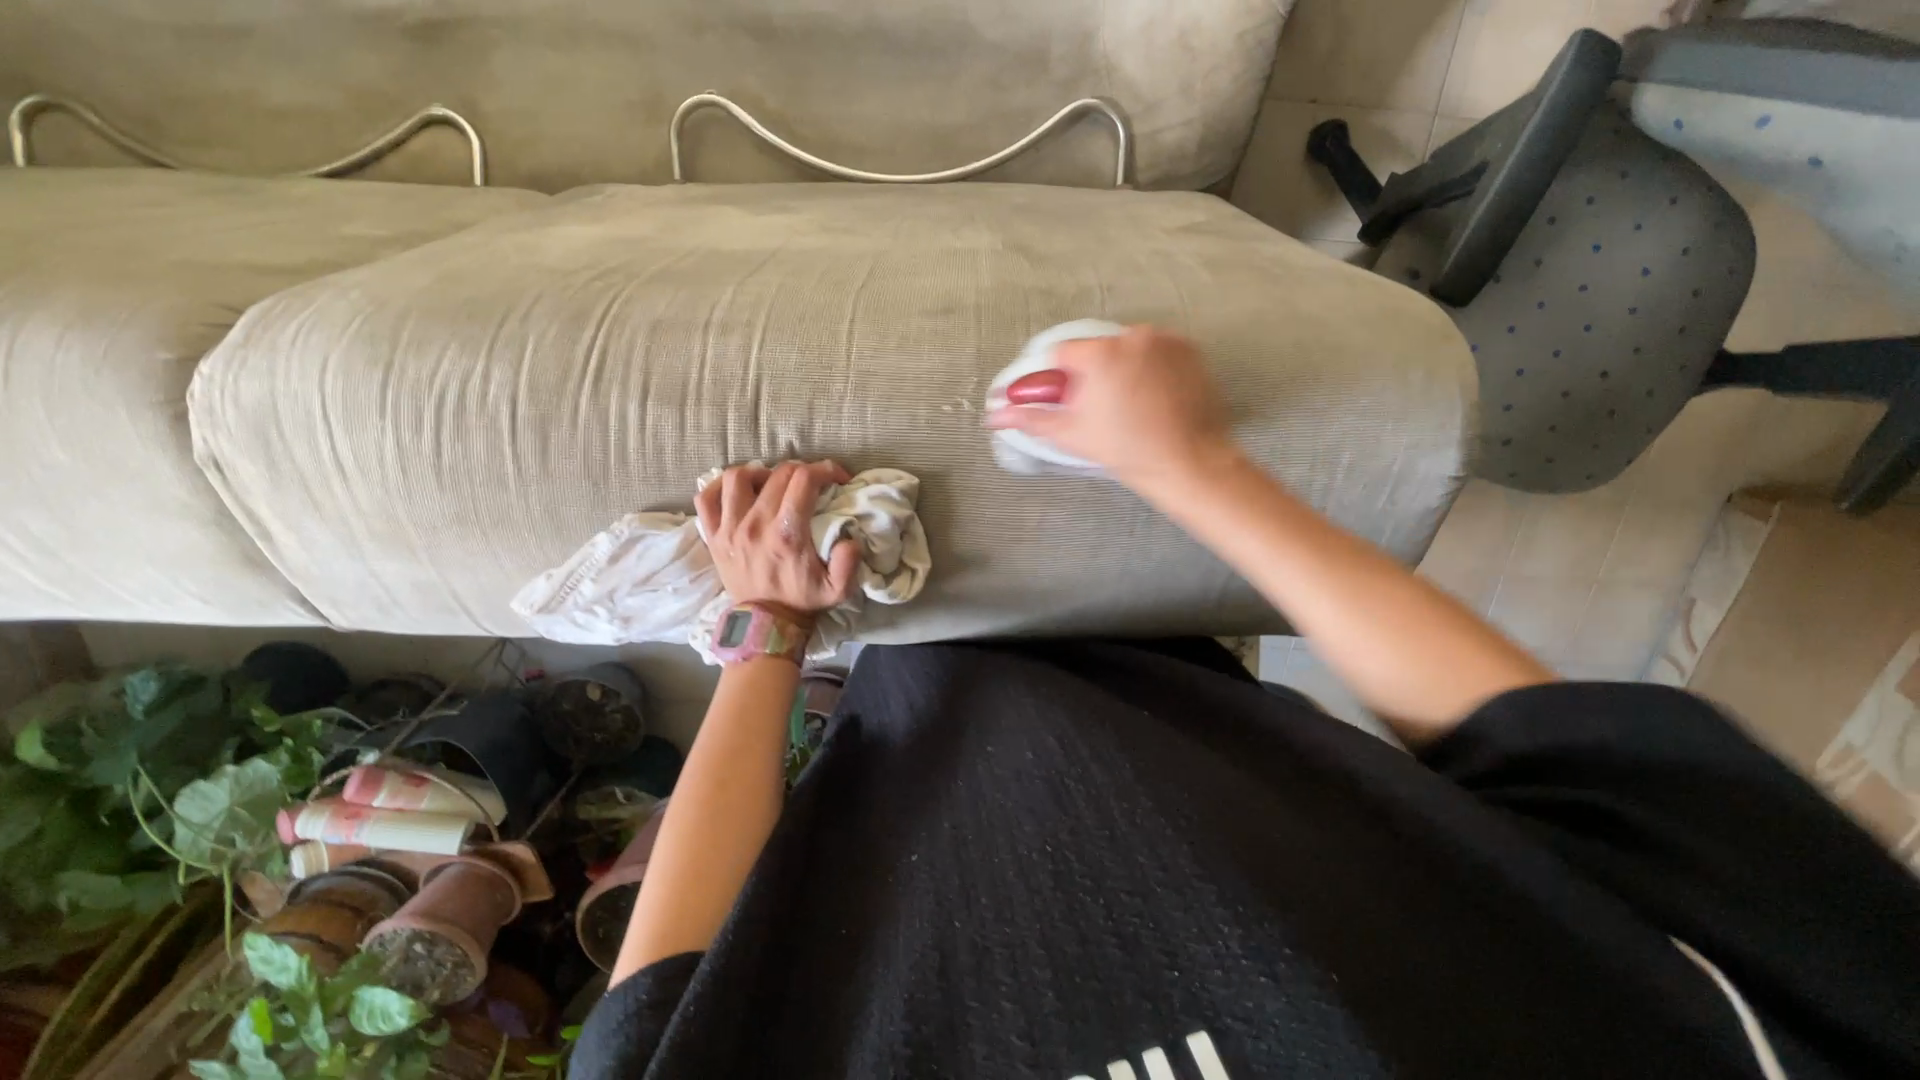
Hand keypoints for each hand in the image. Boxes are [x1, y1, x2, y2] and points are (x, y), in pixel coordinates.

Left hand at [695, 461, 860, 620]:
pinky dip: (719, 487)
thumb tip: (850, 538)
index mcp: (787, 534)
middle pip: (777, 474)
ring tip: (772, 484)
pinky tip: (738, 491)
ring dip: (759, 473)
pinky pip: (706, 498)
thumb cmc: (802, 601)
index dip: (826, 470)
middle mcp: (756, 525)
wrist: (766, 624)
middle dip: (802, 470)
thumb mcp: (838, 590)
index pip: (804, 479)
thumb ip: (849, 564)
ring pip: (738, 477)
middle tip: (811, 482)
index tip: (837, 478)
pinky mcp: (713, 536)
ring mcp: (729, 529)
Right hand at [985, 325, 1235, 486]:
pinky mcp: (1190, 350)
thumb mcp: (1072, 436)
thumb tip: (994, 414)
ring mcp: (1165, 341)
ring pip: (1126, 350)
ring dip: (1122, 371)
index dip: (1062, 380)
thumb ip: (1030, 418)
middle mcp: (1132, 337)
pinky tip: (1154, 400)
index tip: (1073, 404)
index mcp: (1099, 354)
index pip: (1062, 354)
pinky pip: (1156, 353)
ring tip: (1132, 408)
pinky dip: (1150, 369)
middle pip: (1096, 351)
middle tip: (1104, 412)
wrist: (1190, 463)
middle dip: (1093, 375)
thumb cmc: (1128, 452)